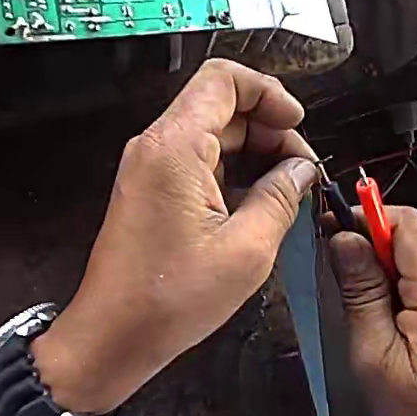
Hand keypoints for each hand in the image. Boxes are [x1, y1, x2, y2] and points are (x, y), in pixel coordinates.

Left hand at [34, 60, 320, 414]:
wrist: (114, 335)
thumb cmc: (169, 299)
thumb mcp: (248, 248)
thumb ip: (282, 196)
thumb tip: (302, 170)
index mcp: (175, 149)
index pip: (224, 80)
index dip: (268, 92)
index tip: (295, 122)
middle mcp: (157, 148)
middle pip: (223, 106)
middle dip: (270, 129)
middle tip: (301, 170)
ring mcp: (152, 167)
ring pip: (215, 133)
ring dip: (256, 151)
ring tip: (287, 189)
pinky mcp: (153, 188)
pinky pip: (201, 159)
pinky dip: (235, 170)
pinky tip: (260, 201)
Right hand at [331, 206, 416, 415]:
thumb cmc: (415, 413)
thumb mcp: (372, 352)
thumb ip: (360, 289)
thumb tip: (344, 238)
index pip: (407, 224)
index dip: (366, 216)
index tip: (331, 226)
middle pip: (412, 234)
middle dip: (371, 241)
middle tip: (338, 269)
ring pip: (415, 252)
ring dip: (382, 263)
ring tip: (361, 301)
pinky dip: (397, 278)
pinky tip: (382, 309)